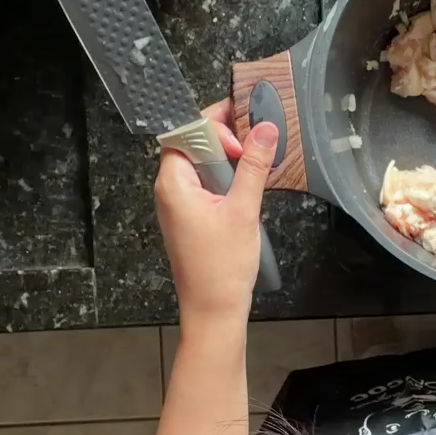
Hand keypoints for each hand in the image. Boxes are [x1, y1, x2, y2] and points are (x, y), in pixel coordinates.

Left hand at [154, 98, 277, 327]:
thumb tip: (265, 129)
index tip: (243, 136)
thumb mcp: (243, 210)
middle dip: (222, 135)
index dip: (213, 126)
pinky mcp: (191, 218)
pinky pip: (205, 185)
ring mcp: (179, 205)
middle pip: (191, 144)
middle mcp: (170, 190)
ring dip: (226, 158)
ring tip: (254, 158)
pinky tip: (246, 185)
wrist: (214, 308)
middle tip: (254, 136)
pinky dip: (225, 178)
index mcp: (173, 183)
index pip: (185, 132)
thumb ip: (254, 166)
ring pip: (200, 165)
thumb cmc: (222, 266)